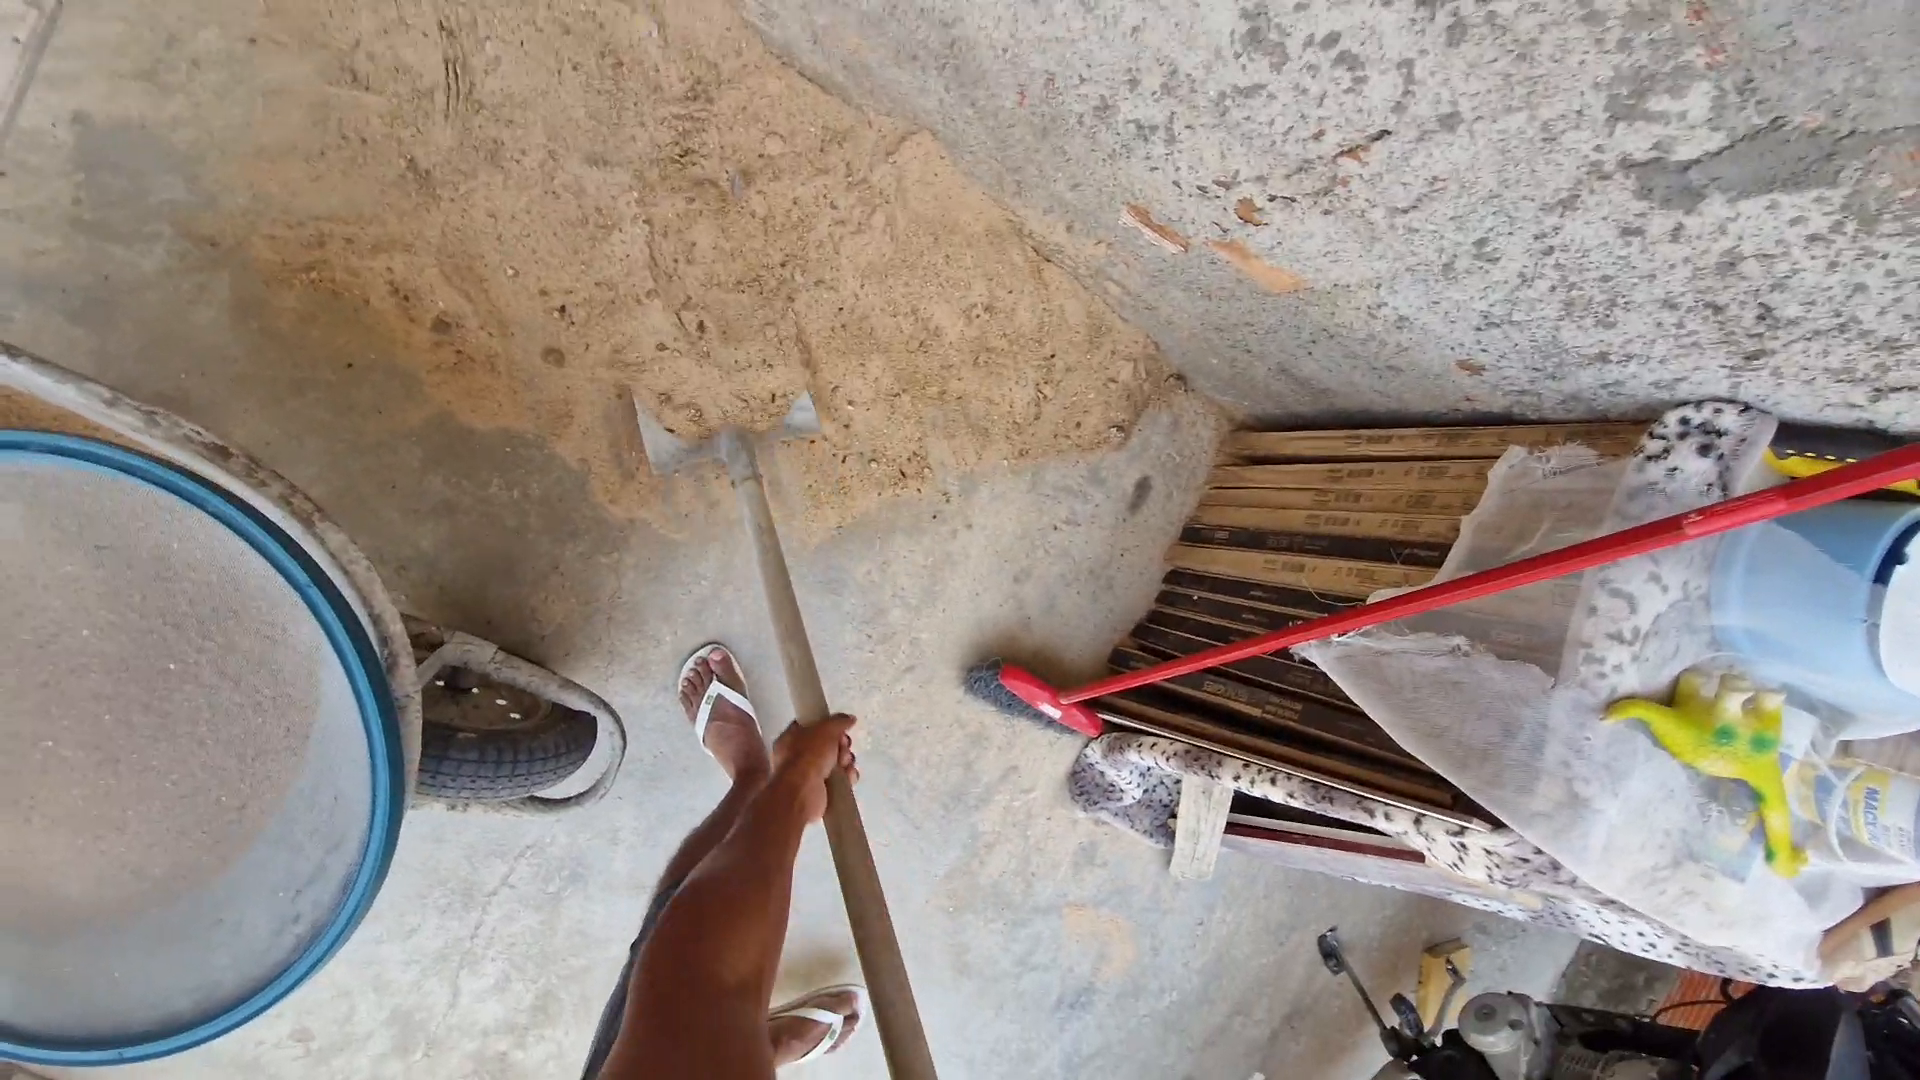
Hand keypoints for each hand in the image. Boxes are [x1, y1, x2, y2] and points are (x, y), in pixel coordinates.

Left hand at [770, 714, 857, 822]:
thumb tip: (850, 719)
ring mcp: (809, 775)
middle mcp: (798, 756)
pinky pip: (840, 780)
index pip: (811, 726)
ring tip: (845, 764)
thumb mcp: (826, 729)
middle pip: (828, 744)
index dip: (828, 725)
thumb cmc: (809, 755)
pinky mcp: (821, 791)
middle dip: (842, 745)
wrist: (803, 793)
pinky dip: (847, 777)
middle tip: (843, 747)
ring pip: (837, 762)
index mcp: (791, 738)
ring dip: (846, 761)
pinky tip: (847, 777)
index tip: (839, 727)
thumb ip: (839, 721)